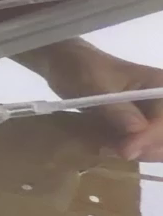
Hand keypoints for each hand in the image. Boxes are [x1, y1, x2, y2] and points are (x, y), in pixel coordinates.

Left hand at [28, 42, 162, 159]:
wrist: (61, 63)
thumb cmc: (78, 67)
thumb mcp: (94, 84)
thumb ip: (116, 108)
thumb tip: (137, 130)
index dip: (149, 138)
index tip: (125, 150)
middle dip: (148, 148)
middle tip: (117, 153)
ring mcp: (153, 114)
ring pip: (157, 142)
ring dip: (138, 150)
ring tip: (109, 150)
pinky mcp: (138, 121)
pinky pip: (141, 140)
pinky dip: (127, 147)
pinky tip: (108, 148)